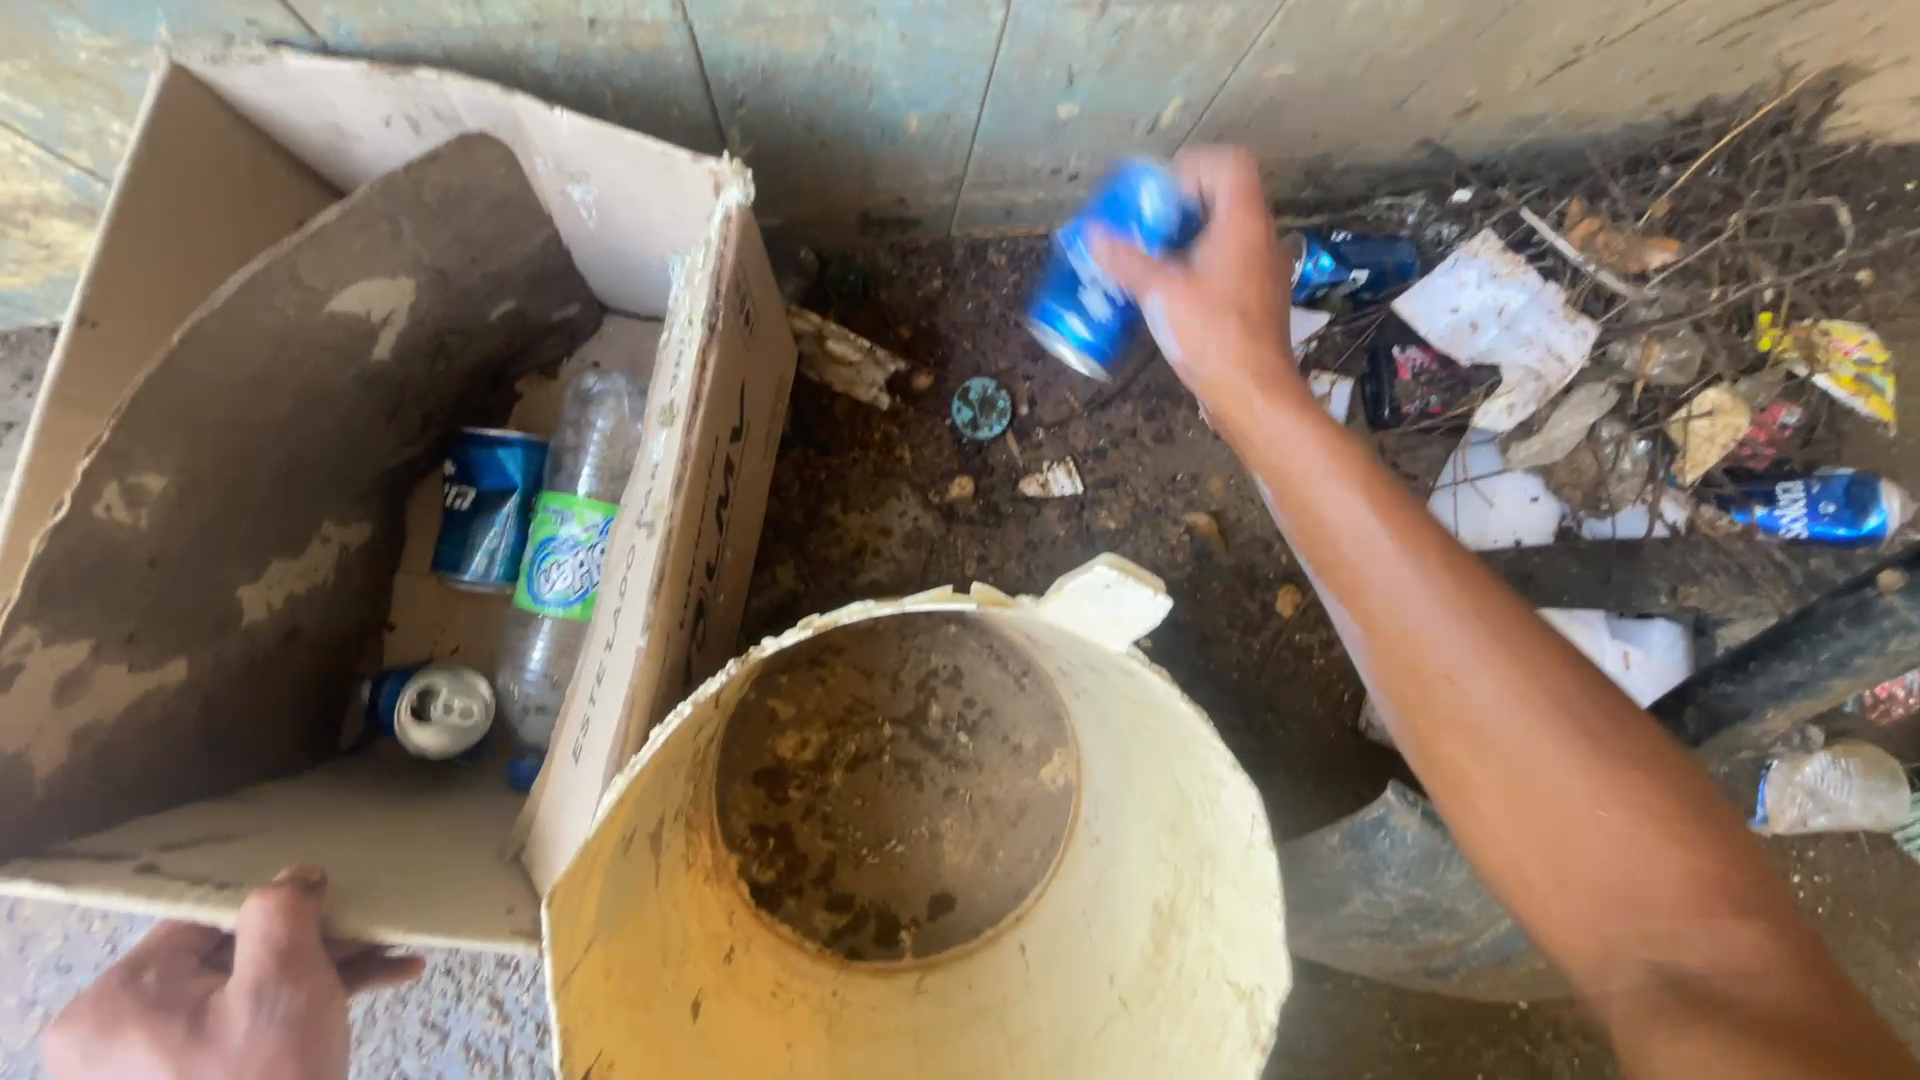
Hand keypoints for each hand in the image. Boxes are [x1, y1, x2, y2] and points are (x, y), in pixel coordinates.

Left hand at [43, 865, 424, 1079]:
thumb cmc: (266, 1074)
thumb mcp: (285, 979)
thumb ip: (283, 912)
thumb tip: (295, 874)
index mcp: (116, 1000)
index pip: (206, 920)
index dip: (280, 907)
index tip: (341, 903)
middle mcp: (114, 1030)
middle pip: (236, 954)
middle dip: (318, 942)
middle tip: (379, 933)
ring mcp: (147, 1061)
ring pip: (252, 988)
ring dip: (329, 969)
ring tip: (397, 959)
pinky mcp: (186, 1078)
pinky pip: (250, 1023)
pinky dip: (311, 1004)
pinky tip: (383, 982)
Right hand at [1090, 145, 1300, 413]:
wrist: (1251, 390)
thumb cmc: (1210, 334)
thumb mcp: (1160, 293)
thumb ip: (1126, 260)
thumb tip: (1093, 235)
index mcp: (1243, 222)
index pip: (1229, 164)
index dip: (1192, 168)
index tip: (1158, 197)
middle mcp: (1261, 238)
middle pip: (1226, 198)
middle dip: (1181, 208)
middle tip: (1144, 229)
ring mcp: (1264, 270)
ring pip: (1226, 235)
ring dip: (1188, 240)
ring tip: (1151, 261)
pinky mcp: (1258, 300)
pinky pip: (1228, 265)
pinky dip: (1200, 267)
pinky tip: (1172, 294)